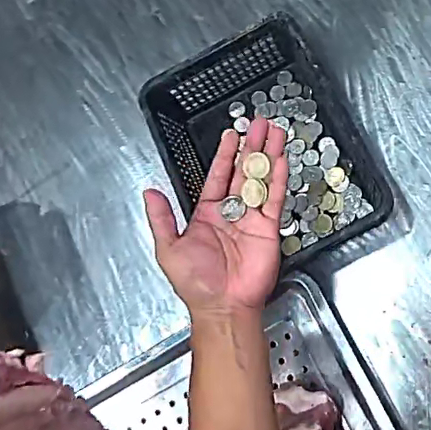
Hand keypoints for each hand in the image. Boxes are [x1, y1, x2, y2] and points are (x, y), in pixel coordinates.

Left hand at [142, 122, 289, 318]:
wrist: (222, 305)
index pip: (218, 177)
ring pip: (261, 179)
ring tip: (276, 133)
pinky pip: (274, 199)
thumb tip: (150, 192)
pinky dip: (277, 179)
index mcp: (207, 214)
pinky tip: (281, 160)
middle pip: (243, 172)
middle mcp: (232, 212)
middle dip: (252, 147)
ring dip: (268, 155)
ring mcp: (252, 219)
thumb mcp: (168, 248)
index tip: (232, 135)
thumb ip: (162, 218)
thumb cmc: (196, 283)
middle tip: (260, 124)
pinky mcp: (269, 228)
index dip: (225, 155)